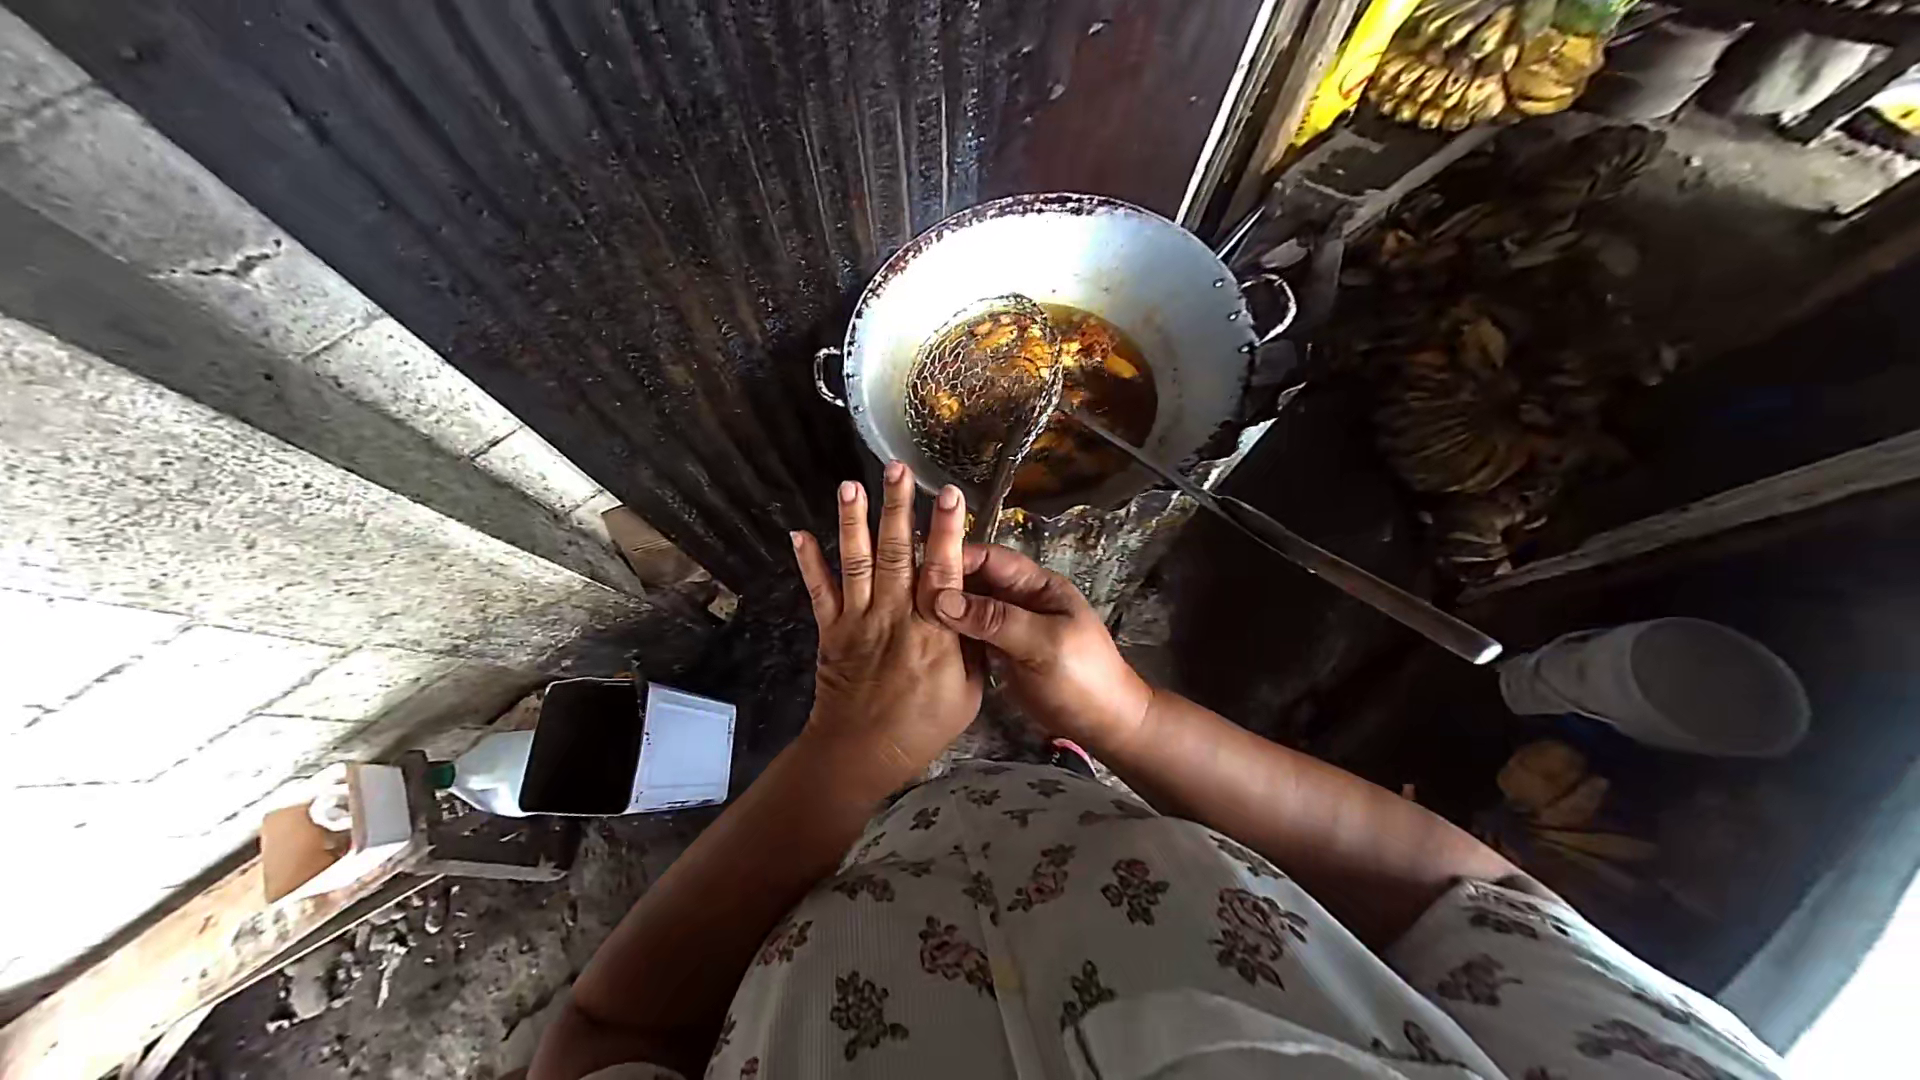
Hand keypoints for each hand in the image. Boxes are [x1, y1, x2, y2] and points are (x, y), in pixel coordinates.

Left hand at [791, 462, 980, 787]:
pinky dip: (808, 562)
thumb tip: (974, 607)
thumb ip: (972, 645)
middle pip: (896, 553)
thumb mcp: (970, 691)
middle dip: (897, 508)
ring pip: (857, 562)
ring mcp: (859, 620)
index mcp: (935, 630)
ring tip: (850, 486)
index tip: (948, 494)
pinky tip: (798, 533)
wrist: (862, 753)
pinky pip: (819, 591)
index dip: (946, 529)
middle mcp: (895, 615)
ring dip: (853, 522)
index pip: (942, 569)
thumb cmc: (924, 725)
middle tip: (896, 469)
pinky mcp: (831, 630)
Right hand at [924, 544, 1152, 751]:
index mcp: (1037, 584)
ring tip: (905, 614)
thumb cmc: (1083, 678)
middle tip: (903, 594)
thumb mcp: (1044, 644)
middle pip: (975, 580)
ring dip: (943, 609)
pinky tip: (925, 639)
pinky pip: (970, 633)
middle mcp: (1019, 598)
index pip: (990, 558)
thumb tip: (942, 598)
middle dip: (943, 583)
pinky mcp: (1001, 650)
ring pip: (969, 606)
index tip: (919, 570)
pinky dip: (950, 633)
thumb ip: (996, 619)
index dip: (956, 558)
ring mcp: (1009, 625)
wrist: (1105, 724)